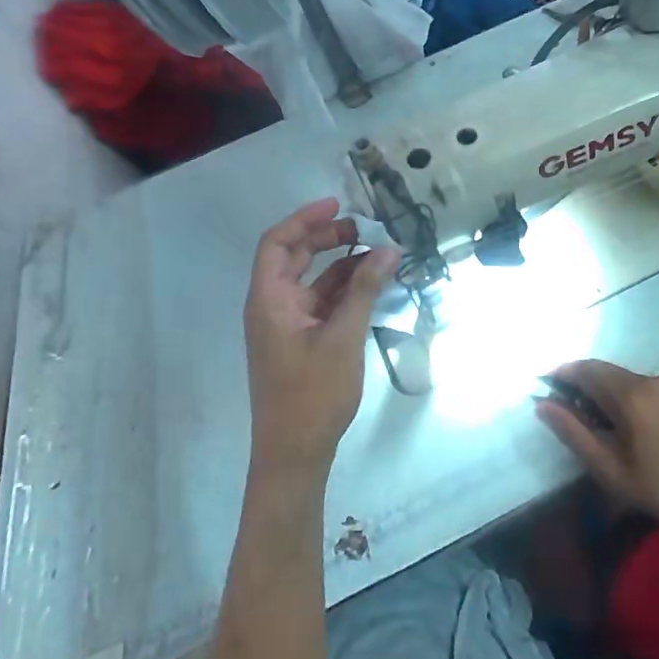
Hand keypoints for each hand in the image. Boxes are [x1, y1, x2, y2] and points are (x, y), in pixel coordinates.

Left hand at [243, 198, 399, 477]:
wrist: (295, 453)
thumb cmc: (312, 394)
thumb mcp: (343, 337)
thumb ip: (364, 290)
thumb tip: (390, 250)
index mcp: (269, 300)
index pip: (277, 243)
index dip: (305, 219)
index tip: (339, 205)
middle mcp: (273, 305)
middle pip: (294, 257)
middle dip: (327, 238)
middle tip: (364, 229)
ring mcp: (286, 324)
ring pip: (312, 280)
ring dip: (341, 264)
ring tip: (378, 254)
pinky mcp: (301, 340)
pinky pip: (321, 302)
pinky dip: (344, 290)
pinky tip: (372, 285)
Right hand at [535, 360, 658, 540]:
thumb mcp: (609, 468)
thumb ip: (573, 433)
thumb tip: (543, 405)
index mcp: (631, 396)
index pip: (587, 371)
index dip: (563, 374)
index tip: (545, 383)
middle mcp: (650, 381)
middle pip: (606, 370)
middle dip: (582, 380)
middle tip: (565, 401)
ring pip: (627, 378)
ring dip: (606, 387)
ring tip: (595, 414)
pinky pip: (647, 386)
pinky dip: (629, 393)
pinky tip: (629, 419)